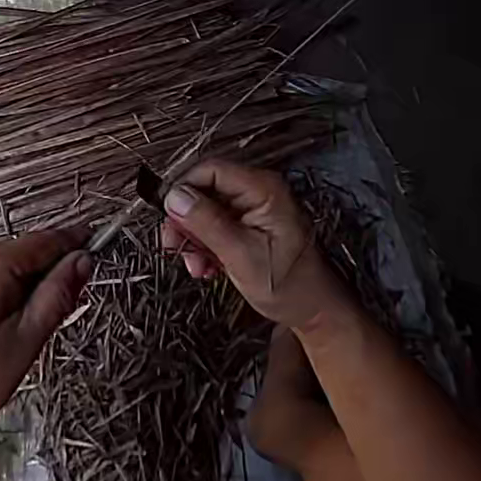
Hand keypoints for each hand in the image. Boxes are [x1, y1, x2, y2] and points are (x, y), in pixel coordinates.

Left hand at [0, 228, 91, 461]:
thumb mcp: (26, 339)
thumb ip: (58, 294)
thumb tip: (85, 259)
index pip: (52, 239)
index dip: (82, 246)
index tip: (107, 256)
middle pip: (38, 251)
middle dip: (61, 274)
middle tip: (73, 310)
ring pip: (25, 267)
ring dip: (43, 288)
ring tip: (44, 327)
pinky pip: (7, 280)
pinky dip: (24, 296)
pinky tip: (23, 327)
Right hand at [159, 160, 350, 330]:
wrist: (311, 310)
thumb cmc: (289, 285)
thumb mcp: (242, 255)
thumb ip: (207, 223)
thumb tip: (175, 197)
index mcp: (262, 189)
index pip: (211, 170)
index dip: (184, 190)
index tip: (169, 216)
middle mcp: (256, 191)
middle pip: (204, 189)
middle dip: (185, 219)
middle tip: (175, 245)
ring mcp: (251, 207)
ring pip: (204, 209)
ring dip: (192, 237)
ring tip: (196, 264)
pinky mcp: (246, 223)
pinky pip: (212, 224)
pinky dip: (203, 245)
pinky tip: (206, 266)